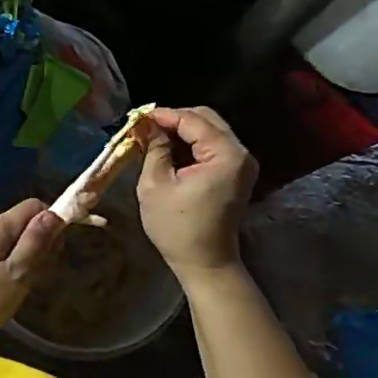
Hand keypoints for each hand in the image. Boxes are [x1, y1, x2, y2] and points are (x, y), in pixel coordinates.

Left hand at [0, 199, 64, 358]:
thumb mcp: (14, 275)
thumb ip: (35, 243)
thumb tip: (56, 212)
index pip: (34, 206)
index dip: (53, 222)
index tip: (59, 251)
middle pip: (24, 225)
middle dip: (41, 246)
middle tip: (40, 275)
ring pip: (13, 245)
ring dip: (27, 263)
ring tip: (24, 289)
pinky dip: (10, 272)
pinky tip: (7, 294)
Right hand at [136, 106, 257, 281]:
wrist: (205, 261)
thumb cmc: (177, 227)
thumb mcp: (155, 185)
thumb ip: (154, 149)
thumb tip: (148, 127)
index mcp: (225, 155)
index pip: (192, 120)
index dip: (163, 115)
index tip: (137, 117)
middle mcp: (240, 153)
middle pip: (206, 119)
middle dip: (174, 120)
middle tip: (144, 127)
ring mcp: (241, 163)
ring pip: (209, 131)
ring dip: (181, 131)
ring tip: (152, 138)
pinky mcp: (235, 173)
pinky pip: (212, 146)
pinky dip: (190, 144)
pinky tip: (168, 151)